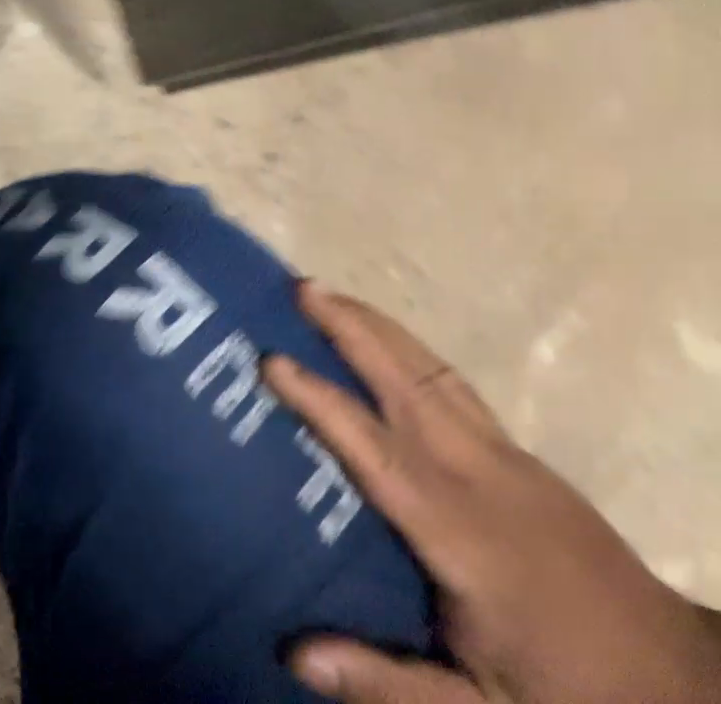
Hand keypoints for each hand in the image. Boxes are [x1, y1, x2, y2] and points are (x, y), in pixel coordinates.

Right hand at [262, 283, 720, 703]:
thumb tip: (295, 656)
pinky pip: (459, 394)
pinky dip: (411, 359)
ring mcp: (519, 468)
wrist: (689, 690)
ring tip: (333, 299)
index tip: (271, 360)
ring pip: (442, 380)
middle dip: (358, 332)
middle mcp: (493, 484)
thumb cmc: (570, 691)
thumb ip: (391, 683)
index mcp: (470, 537)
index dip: (322, 403)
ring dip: (384, 333)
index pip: (380, 452)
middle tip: (301, 287)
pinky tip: (386, 356)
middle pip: (416, 388)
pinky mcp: (531, 469)